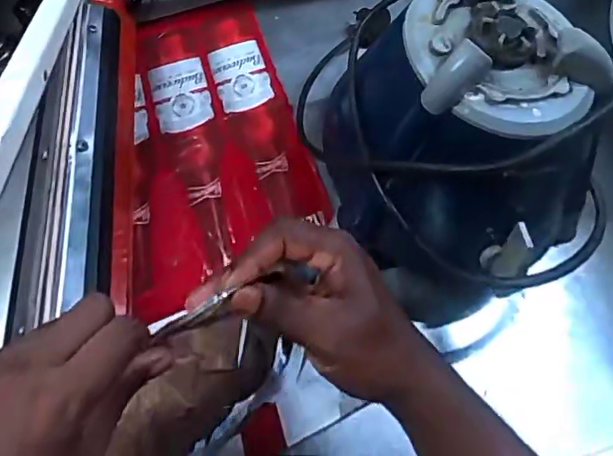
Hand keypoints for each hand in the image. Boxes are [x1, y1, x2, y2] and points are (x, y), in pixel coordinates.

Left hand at [0, 293, 172, 455]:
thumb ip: (120, 399)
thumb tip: (161, 354)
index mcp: (60, 399)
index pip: (121, 329)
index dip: (139, 338)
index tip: (141, 355)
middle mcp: (27, 367)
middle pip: (93, 304)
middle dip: (109, 327)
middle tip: (108, 362)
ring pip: (58, 321)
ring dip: (72, 343)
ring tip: (64, 386)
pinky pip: (21, 344)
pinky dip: (37, 361)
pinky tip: (27, 399)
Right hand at [187, 219, 440, 405]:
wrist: (405, 375)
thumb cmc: (371, 352)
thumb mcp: (324, 333)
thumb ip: (280, 309)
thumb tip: (235, 295)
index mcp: (334, 246)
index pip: (281, 237)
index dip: (250, 260)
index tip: (225, 290)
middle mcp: (326, 245)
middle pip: (274, 243)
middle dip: (241, 267)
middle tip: (207, 294)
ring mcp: (322, 262)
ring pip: (275, 259)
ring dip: (246, 278)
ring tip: (214, 298)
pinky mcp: (317, 282)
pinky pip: (283, 276)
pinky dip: (260, 288)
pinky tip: (241, 303)